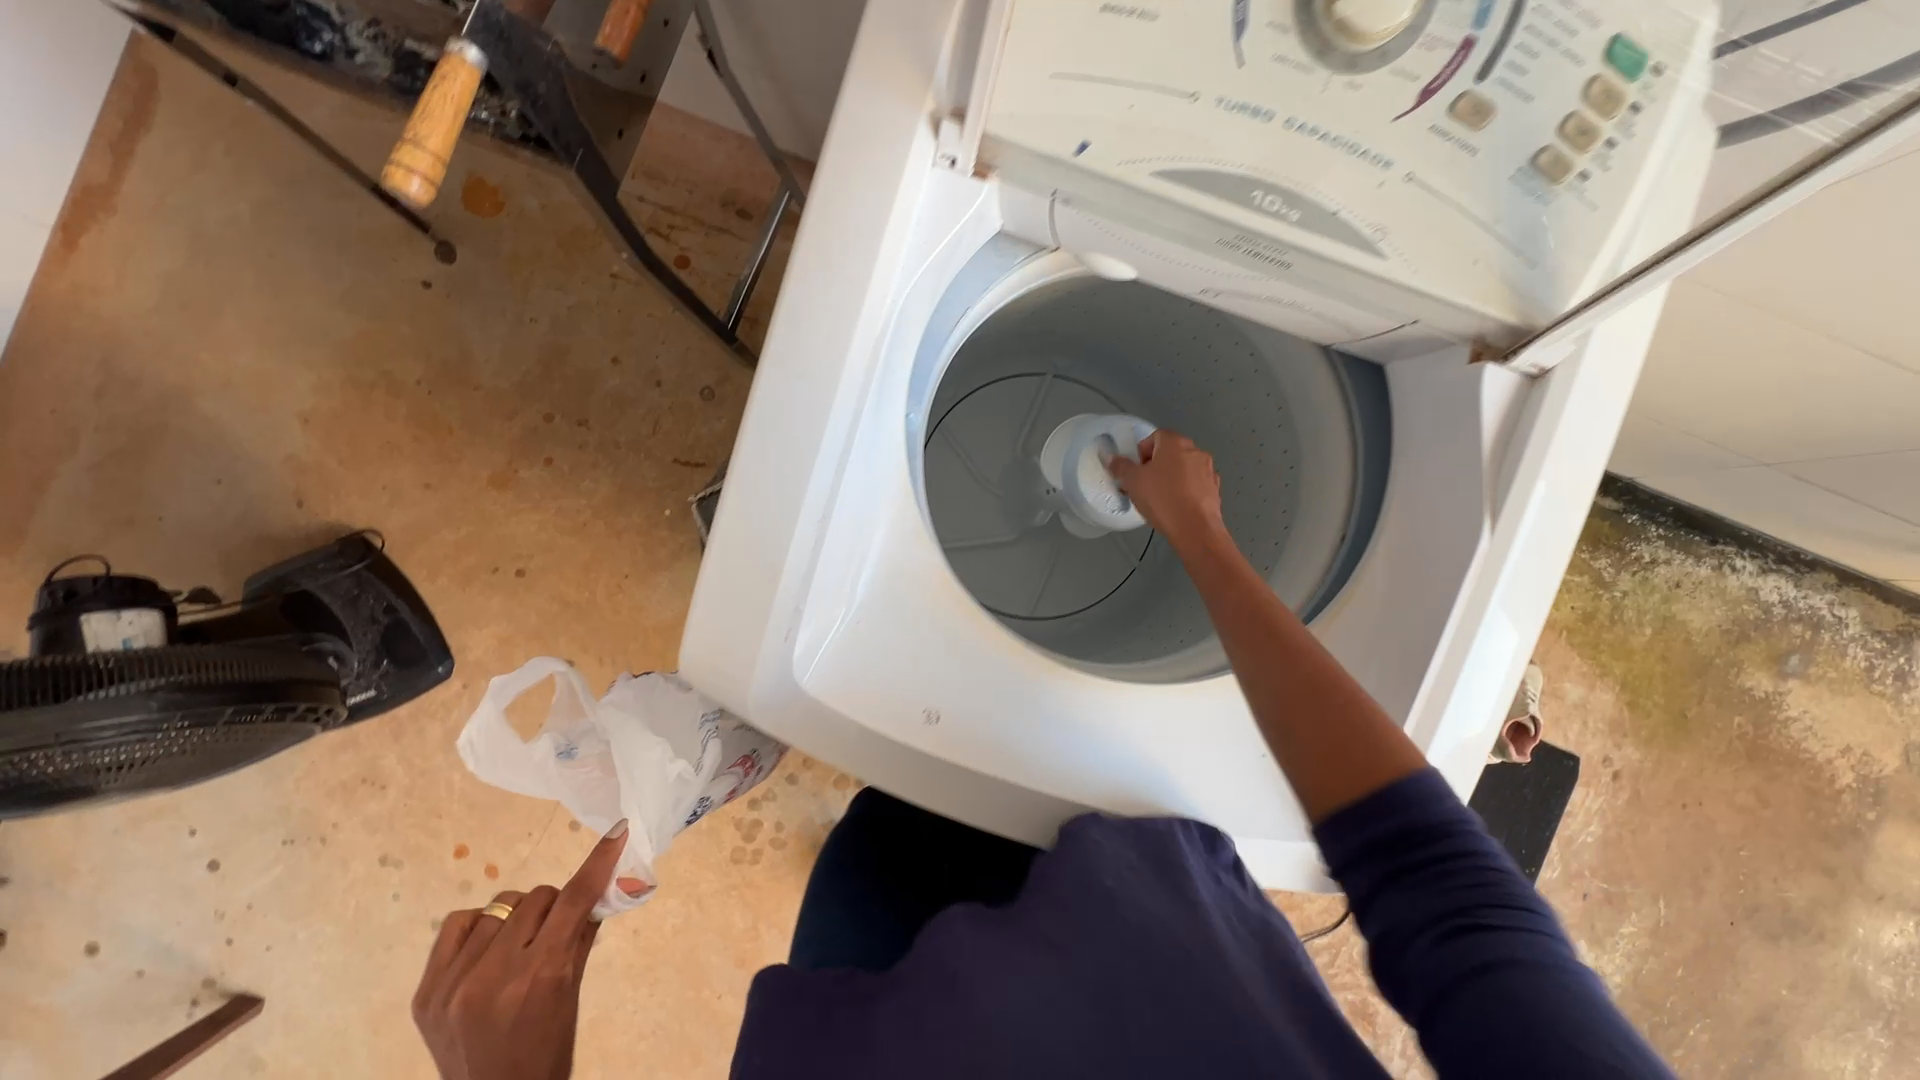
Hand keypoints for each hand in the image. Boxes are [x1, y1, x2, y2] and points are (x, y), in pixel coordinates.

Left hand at [412, 821, 647, 1079]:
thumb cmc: (548, 1050)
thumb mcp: (574, 994)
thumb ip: (583, 936)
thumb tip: (604, 886)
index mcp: (540, 978)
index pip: (574, 902)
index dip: (598, 863)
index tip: (617, 831)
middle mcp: (494, 975)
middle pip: (538, 898)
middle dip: (556, 906)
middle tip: (557, 929)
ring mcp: (454, 984)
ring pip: (501, 906)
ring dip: (520, 916)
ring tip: (520, 945)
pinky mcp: (427, 992)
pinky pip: (458, 923)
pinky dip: (481, 925)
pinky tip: (488, 948)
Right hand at [1106, 430, 1225, 547]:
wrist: (1195, 528)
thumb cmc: (1161, 499)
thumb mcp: (1132, 482)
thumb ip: (1120, 466)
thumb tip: (1110, 457)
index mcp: (1174, 443)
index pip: (1155, 436)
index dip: (1142, 452)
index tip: (1137, 470)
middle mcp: (1195, 450)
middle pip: (1171, 451)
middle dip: (1157, 464)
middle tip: (1145, 484)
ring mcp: (1208, 469)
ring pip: (1185, 467)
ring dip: (1172, 477)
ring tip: (1161, 498)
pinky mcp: (1215, 488)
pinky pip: (1195, 483)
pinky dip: (1186, 489)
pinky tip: (1177, 506)